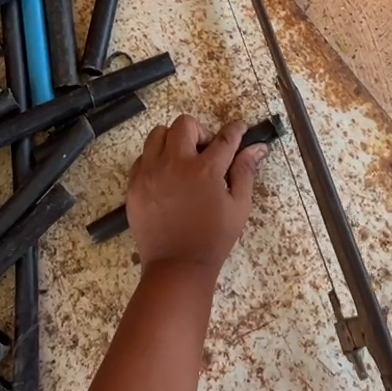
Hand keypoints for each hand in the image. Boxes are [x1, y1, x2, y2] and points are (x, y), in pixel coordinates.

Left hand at [124, 115, 267, 277]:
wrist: (177, 266)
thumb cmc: (213, 238)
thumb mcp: (238, 206)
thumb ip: (246, 172)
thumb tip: (257, 147)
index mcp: (205, 170)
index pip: (225, 138)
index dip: (235, 130)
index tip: (239, 129)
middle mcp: (175, 163)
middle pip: (185, 124)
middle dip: (200, 132)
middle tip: (205, 152)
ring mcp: (151, 172)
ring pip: (158, 134)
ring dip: (173, 140)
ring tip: (182, 161)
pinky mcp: (134, 184)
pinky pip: (142, 157)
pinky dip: (155, 160)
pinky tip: (165, 177)